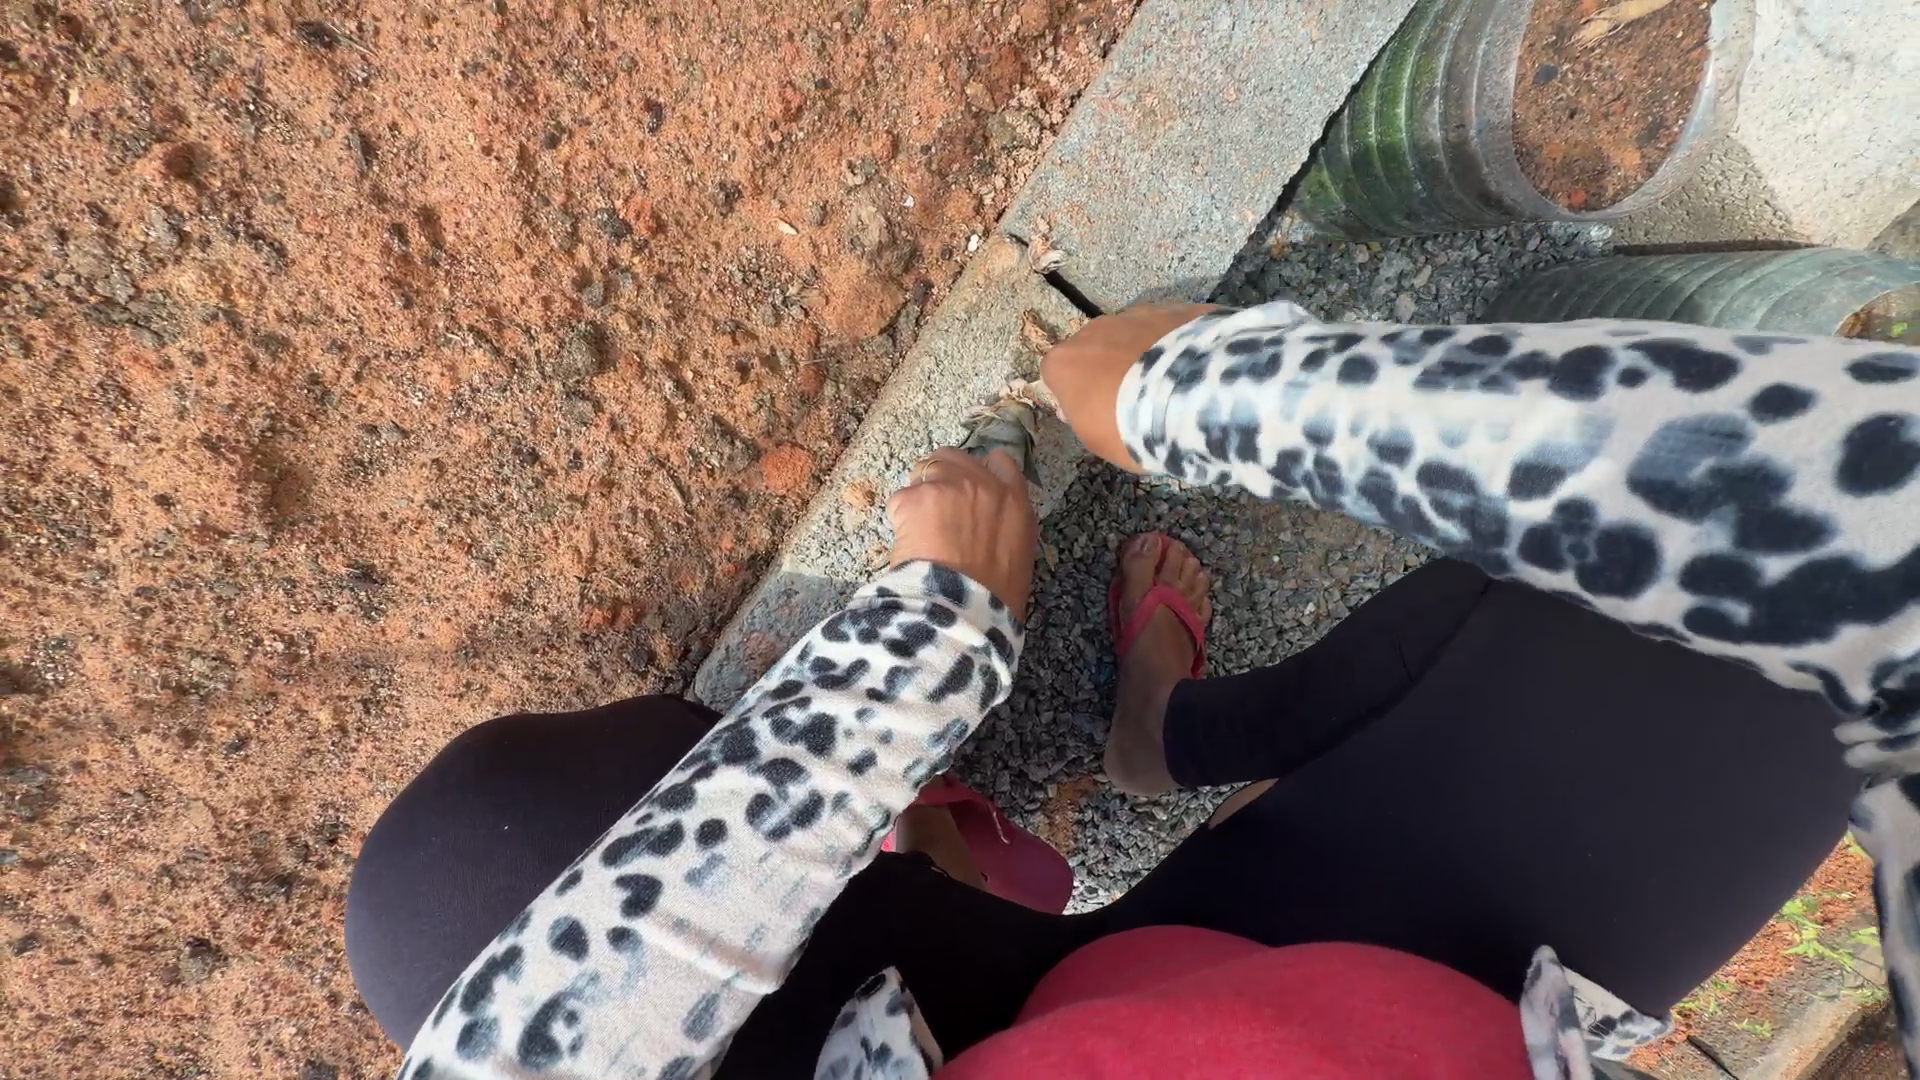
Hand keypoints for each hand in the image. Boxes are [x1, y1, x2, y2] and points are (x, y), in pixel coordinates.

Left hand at [887, 447, 1037, 615]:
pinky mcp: (915, 497)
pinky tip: (906, 543)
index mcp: (1015, 503)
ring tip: (917, 527)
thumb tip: (985, 529)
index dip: (979, 472)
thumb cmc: (995, 598)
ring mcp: (949, 486)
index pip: (1000, 463)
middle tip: (934, 508)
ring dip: (918, 494)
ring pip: (923, 470)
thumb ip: (1005, 530)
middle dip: (942, 475)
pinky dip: (899, 519)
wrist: (962, 609)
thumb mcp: (1018, 559)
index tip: (967, 487)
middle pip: (954, 458)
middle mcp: (984, 485)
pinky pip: (900, 499)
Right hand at [1040, 303, 1219, 472]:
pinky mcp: (1176, 308)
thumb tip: (1083, 405)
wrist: (1190, 396)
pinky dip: (1173, 345)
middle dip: (1108, 368)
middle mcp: (1093, 330)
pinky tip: (1190, 370)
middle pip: (1093, 349)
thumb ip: (1082, 417)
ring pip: (1130, 335)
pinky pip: (1166, 329)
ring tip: (1166, 385)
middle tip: (1133, 399)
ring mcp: (1135, 315)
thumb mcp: (1095, 439)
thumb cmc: (1129, 428)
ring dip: (1141, 354)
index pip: (1057, 374)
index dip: (1075, 392)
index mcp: (1064, 363)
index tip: (1094, 411)